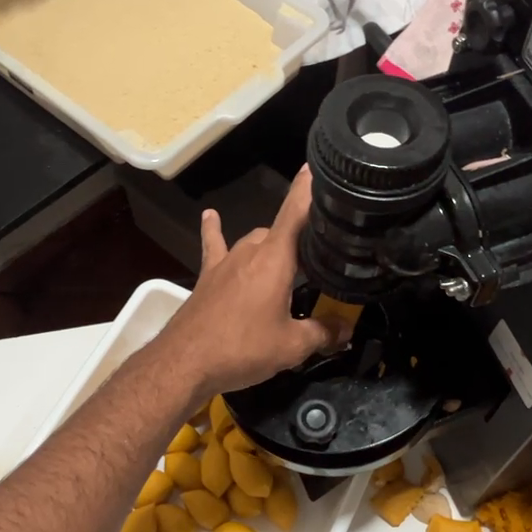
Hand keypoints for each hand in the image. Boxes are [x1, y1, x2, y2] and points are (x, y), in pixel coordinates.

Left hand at [159, 168, 346, 398]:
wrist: (185, 362)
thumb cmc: (242, 348)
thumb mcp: (292, 346)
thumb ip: (323, 333)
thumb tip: (346, 330)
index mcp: (275, 259)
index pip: (296, 213)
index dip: (309, 190)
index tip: (319, 169)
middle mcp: (250, 251)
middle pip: (280, 232)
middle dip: (300, 241)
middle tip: (319, 263)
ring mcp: (226, 262)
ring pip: (254, 241)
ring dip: (271, 247)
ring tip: (287, 263)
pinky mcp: (208, 276)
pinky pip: (215, 246)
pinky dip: (215, 232)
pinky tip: (210, 217)